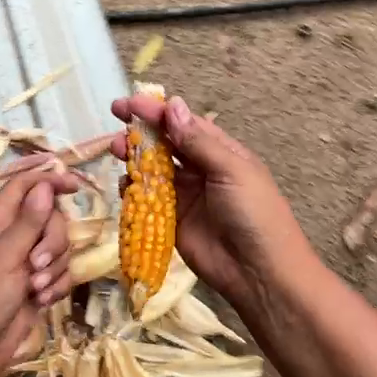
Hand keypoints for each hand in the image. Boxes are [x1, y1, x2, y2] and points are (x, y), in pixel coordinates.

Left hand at [0, 170, 75, 376]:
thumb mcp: (5, 255)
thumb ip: (28, 220)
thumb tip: (45, 185)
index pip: (24, 185)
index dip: (48, 180)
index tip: (75, 186)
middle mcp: (11, 235)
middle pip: (49, 217)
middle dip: (52, 240)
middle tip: (37, 263)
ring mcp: (25, 260)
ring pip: (58, 246)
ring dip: (53, 267)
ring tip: (35, 289)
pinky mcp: (37, 283)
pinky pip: (60, 272)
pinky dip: (55, 286)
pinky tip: (42, 301)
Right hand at [110, 94, 310, 308]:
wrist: (260, 272)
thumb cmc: (254, 213)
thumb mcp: (230, 170)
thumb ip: (198, 141)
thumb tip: (172, 105)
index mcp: (220, 152)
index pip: (184, 124)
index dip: (157, 112)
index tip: (129, 104)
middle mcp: (200, 170)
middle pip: (165, 143)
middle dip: (141, 130)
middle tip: (116, 118)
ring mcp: (185, 196)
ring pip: (152, 169)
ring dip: (133, 156)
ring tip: (116, 149)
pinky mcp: (172, 221)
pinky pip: (148, 200)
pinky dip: (133, 190)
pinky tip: (125, 184)